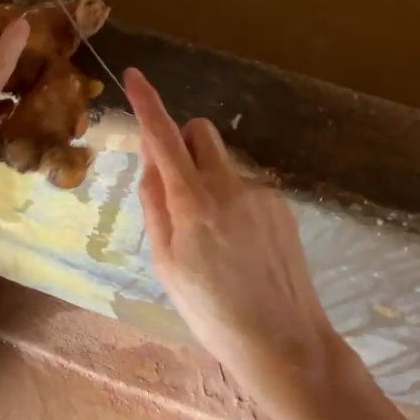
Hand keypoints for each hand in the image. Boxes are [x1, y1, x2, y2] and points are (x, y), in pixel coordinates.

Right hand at [124, 68, 337, 389]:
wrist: (286, 344)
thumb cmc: (212, 312)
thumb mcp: (166, 264)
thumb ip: (155, 205)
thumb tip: (150, 162)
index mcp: (193, 204)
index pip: (163, 138)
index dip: (147, 103)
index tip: (133, 75)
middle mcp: (228, 187)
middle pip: (199, 131)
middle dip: (182, 143)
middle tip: (176, 184)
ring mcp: (259, 193)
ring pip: (222, 161)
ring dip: (208, 177)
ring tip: (214, 235)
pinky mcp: (281, 206)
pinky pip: (245, 186)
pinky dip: (233, 201)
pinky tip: (241, 246)